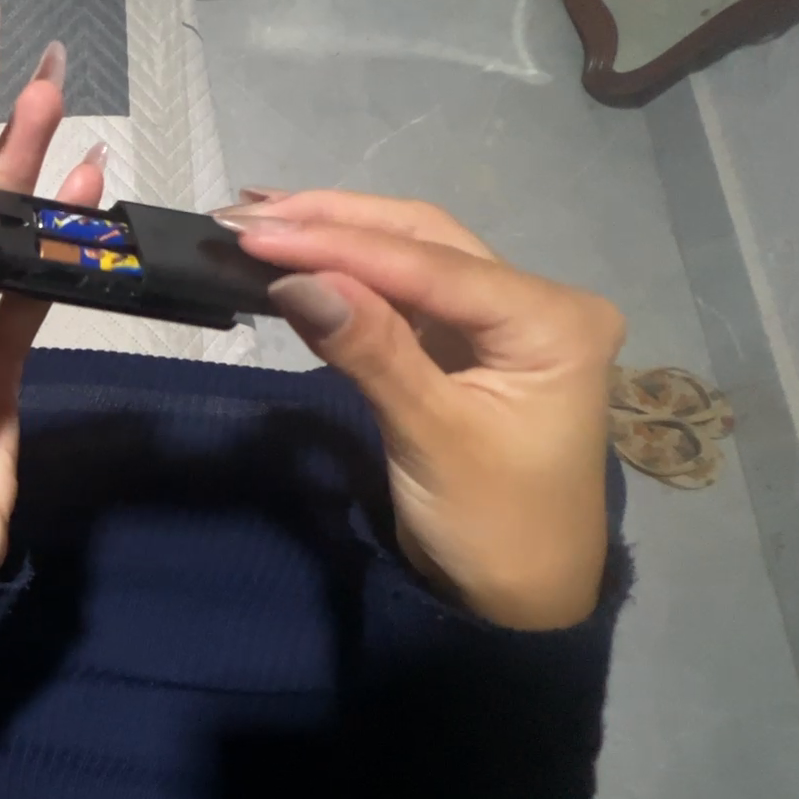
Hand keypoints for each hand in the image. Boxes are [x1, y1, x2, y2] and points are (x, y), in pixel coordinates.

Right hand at [219, 190, 625, 629]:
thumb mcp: (428, 435)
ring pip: (409, 259)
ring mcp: (493, 323)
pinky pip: (397, 297)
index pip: (428, 265)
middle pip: (423, 239)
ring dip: (335, 235)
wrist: (516, 589)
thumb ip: (368, 350)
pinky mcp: (458, 346)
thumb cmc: (488, 521)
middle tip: (248, 209)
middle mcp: (529, 303)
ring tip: (262, 216)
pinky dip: (345, 276)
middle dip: (333, 220)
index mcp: (550, 320)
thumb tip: (295, 281)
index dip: (337, 246)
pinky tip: (302, 258)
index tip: (255, 232)